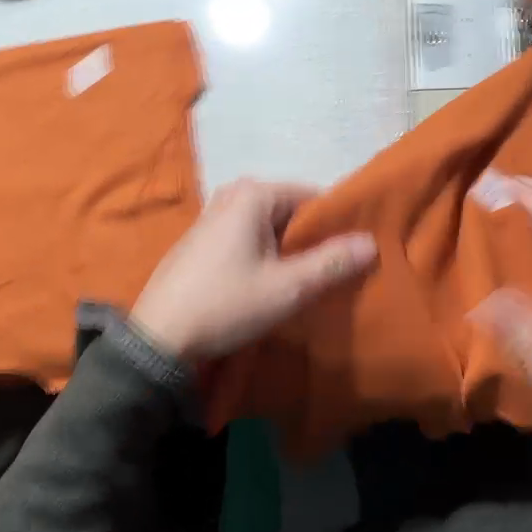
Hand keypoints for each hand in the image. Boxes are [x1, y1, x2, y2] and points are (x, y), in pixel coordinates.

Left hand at [130, 179, 377, 360]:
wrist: (159, 337)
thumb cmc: (226, 304)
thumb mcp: (287, 288)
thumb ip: (331, 263)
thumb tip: (372, 242)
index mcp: (254, 194)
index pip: (313, 197)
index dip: (336, 225)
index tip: (352, 255)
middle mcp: (232, 194)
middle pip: (290, 211)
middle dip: (310, 239)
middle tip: (331, 274)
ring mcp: (213, 216)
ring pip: (268, 227)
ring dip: (287, 251)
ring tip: (305, 282)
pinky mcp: (202, 240)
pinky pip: (247, 237)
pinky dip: (264, 255)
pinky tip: (270, 284)